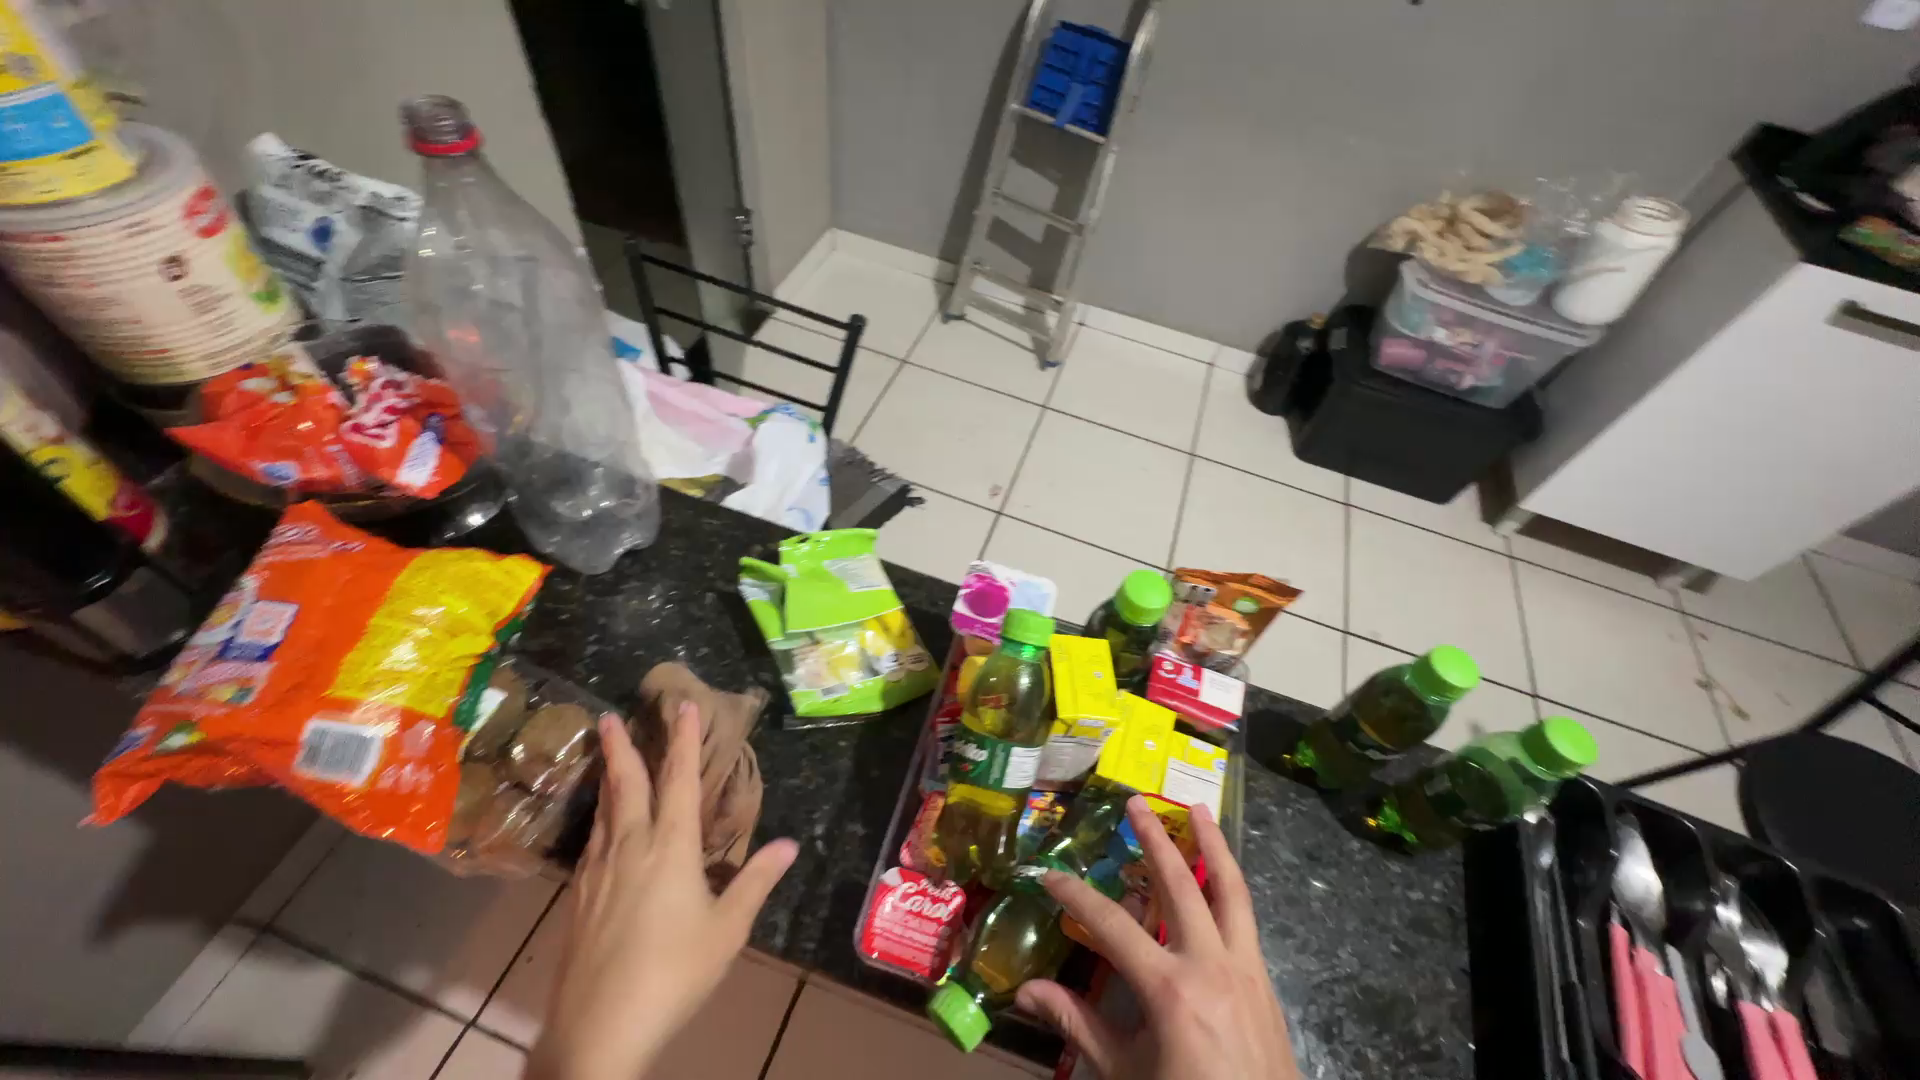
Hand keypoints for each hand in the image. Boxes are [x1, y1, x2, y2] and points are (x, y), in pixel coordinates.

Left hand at [526, 704, 798, 1079]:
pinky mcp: (577, 900)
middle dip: (621, 748)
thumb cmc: (674, 973)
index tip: (681, 705)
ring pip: (604, 812)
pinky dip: (599, 820)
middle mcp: (630, 848)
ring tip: (605, 758)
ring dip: (606, 779)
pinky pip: (592, 843)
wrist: (598, 1029)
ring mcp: (597, 873)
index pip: (678, 780)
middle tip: (609, 716)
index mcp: (671, 847)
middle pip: (626, 785)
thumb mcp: (728, 929)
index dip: (683, 740)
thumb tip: (791, 843)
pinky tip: (600, 831)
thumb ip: (755, 882)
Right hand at [1017, 798, 1298, 1079]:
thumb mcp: (1126, 1072)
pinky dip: (1230, 885)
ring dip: (1212, 845)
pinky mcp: (1264, 981)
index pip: (1111, 925)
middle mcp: (1210, 965)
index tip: (1049, 875)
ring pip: (1230, 890)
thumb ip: (1079, 1024)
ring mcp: (1245, 968)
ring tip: (1199, 808)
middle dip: (1155, 839)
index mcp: (1170, 989)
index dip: (1076, 896)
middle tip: (1136, 803)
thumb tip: (1027, 991)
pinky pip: (1245, 918)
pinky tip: (1219, 875)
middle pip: (1180, 885)